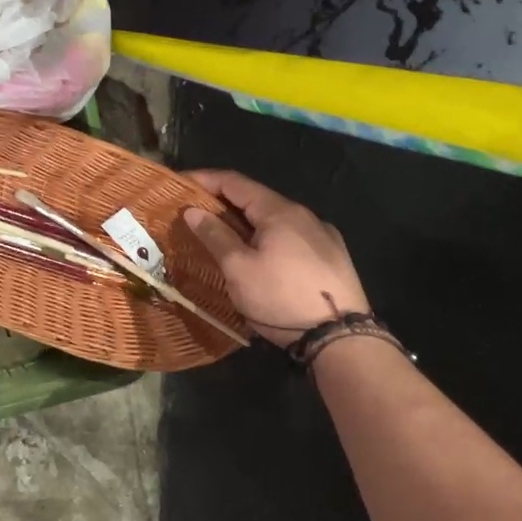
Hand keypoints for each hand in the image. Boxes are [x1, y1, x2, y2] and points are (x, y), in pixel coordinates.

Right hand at [181, 170, 369, 343]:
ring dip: (245, 221)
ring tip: (223, 234)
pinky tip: (259, 253)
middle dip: (222, 201)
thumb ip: (214, 234)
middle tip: (195, 212)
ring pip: (275, 218)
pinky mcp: (334, 258)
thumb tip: (193, 210)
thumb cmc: (281, 297)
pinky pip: (291, 235)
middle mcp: (306, 217)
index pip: (234, 182)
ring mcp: (324, 238)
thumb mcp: (237, 267)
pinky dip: (267, 235)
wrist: (342, 341)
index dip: (203, 179)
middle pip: (256, 198)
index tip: (178, 185)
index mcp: (280, 212)